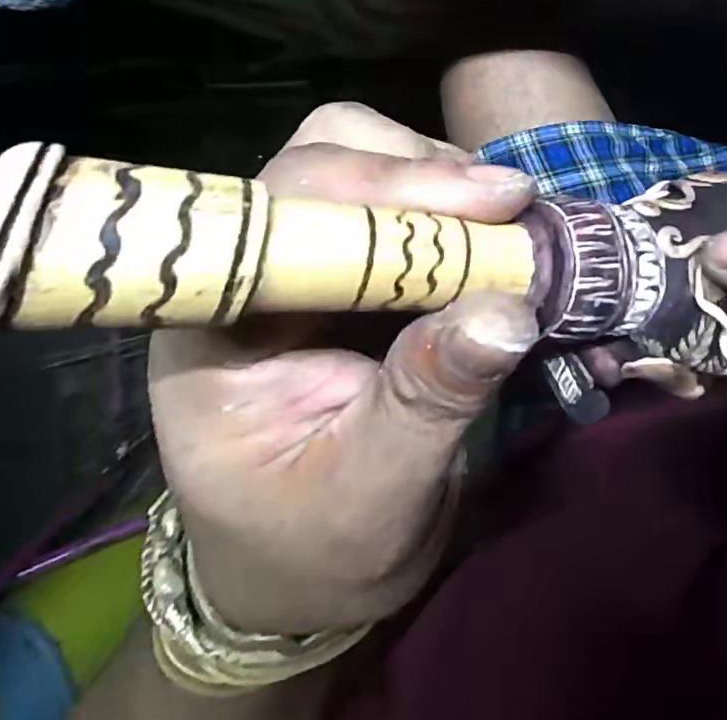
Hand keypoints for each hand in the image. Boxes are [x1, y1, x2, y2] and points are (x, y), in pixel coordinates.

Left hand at [148, 103, 538, 634]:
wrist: (304, 568)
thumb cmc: (313, 550)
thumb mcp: (374, 496)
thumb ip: (429, 401)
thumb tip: (508, 310)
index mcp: (216, 325)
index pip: (282, 212)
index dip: (383, 190)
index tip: (491, 203)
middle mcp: (249, 268)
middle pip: (319, 159)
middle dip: (419, 171)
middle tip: (510, 208)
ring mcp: (299, 255)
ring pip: (360, 158)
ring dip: (440, 176)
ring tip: (505, 224)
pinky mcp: (345, 260)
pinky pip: (397, 196)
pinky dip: (452, 201)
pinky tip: (490, 231)